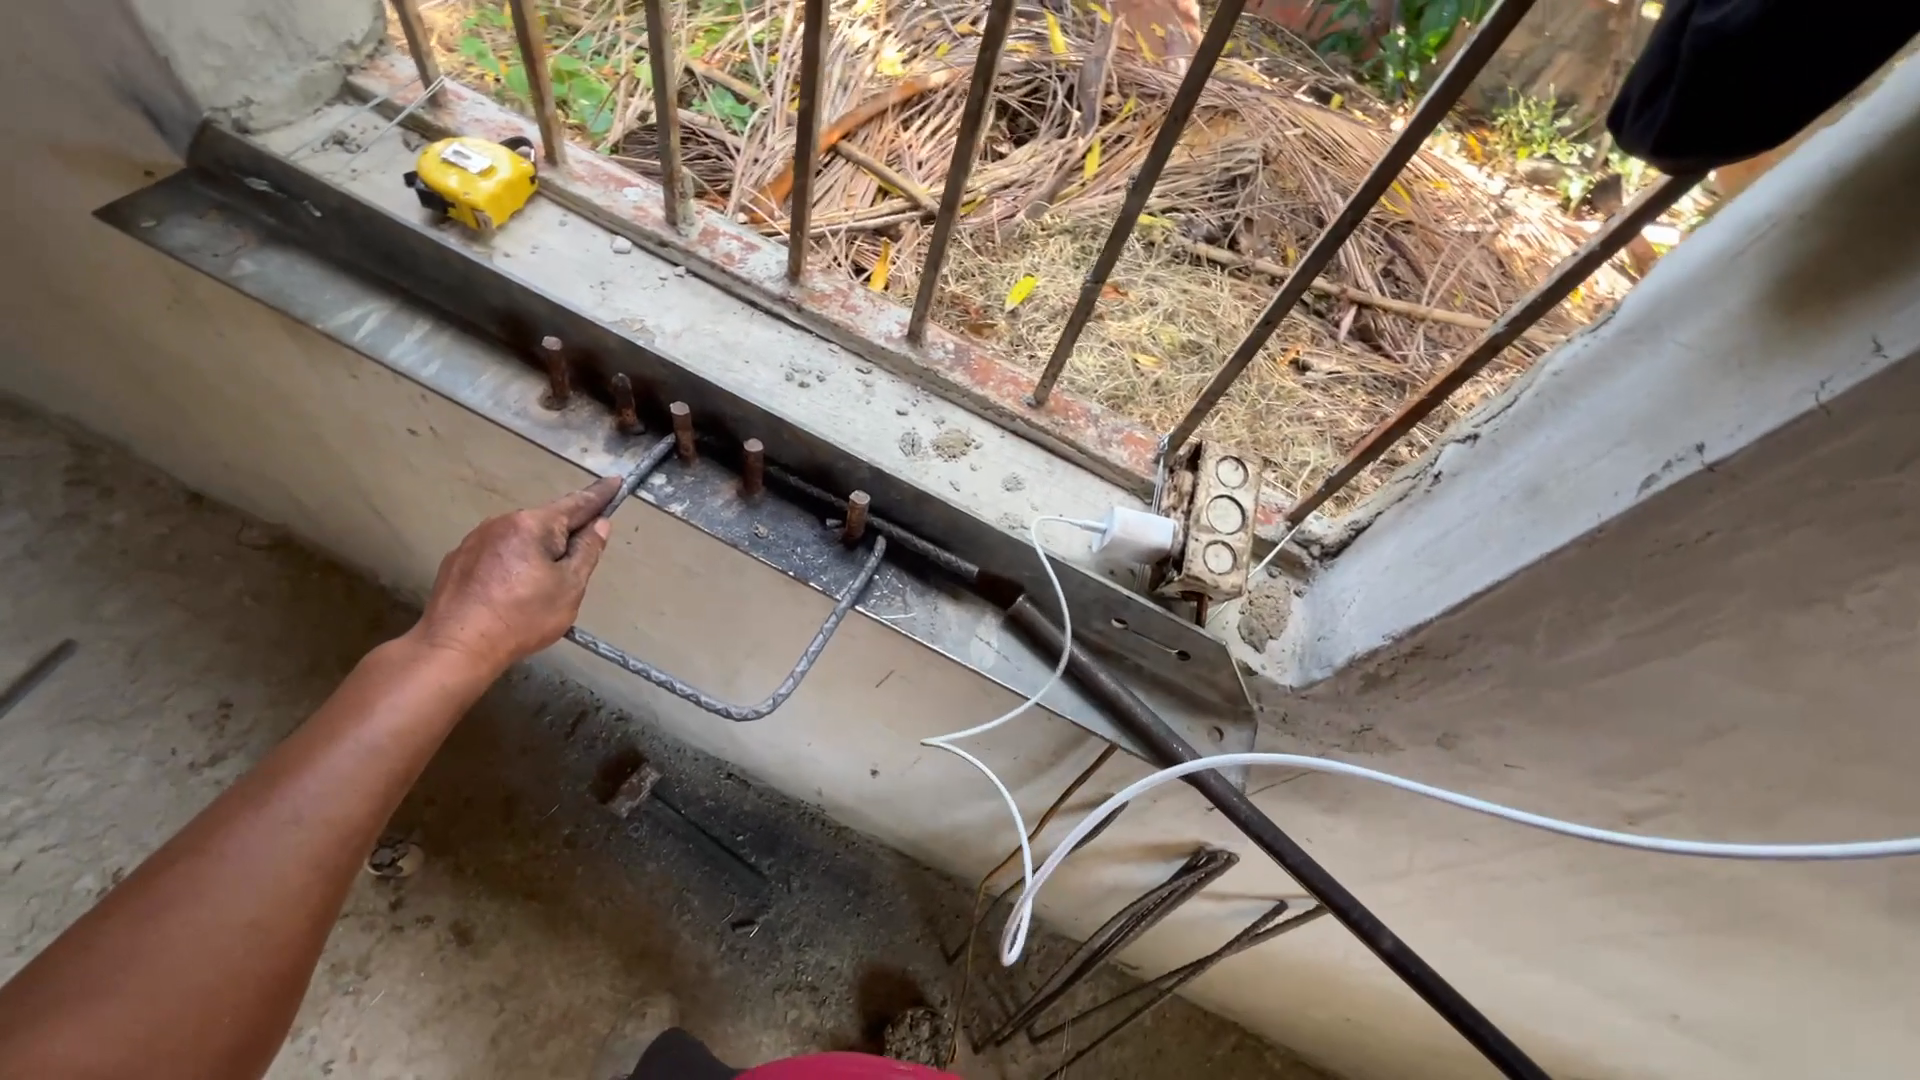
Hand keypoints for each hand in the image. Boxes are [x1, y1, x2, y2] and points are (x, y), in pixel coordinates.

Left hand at [410, 477, 619, 673]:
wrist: (457, 646)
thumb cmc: (522, 617)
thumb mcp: (570, 586)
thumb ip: (587, 551)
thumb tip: (599, 524)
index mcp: (533, 525)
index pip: (577, 504)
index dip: (600, 495)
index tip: (616, 482)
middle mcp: (502, 523)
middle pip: (546, 523)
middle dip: (565, 535)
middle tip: (576, 566)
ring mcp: (474, 540)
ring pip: (520, 539)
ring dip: (536, 552)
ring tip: (540, 588)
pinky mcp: (458, 560)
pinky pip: (497, 554)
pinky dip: (512, 564)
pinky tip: (511, 592)